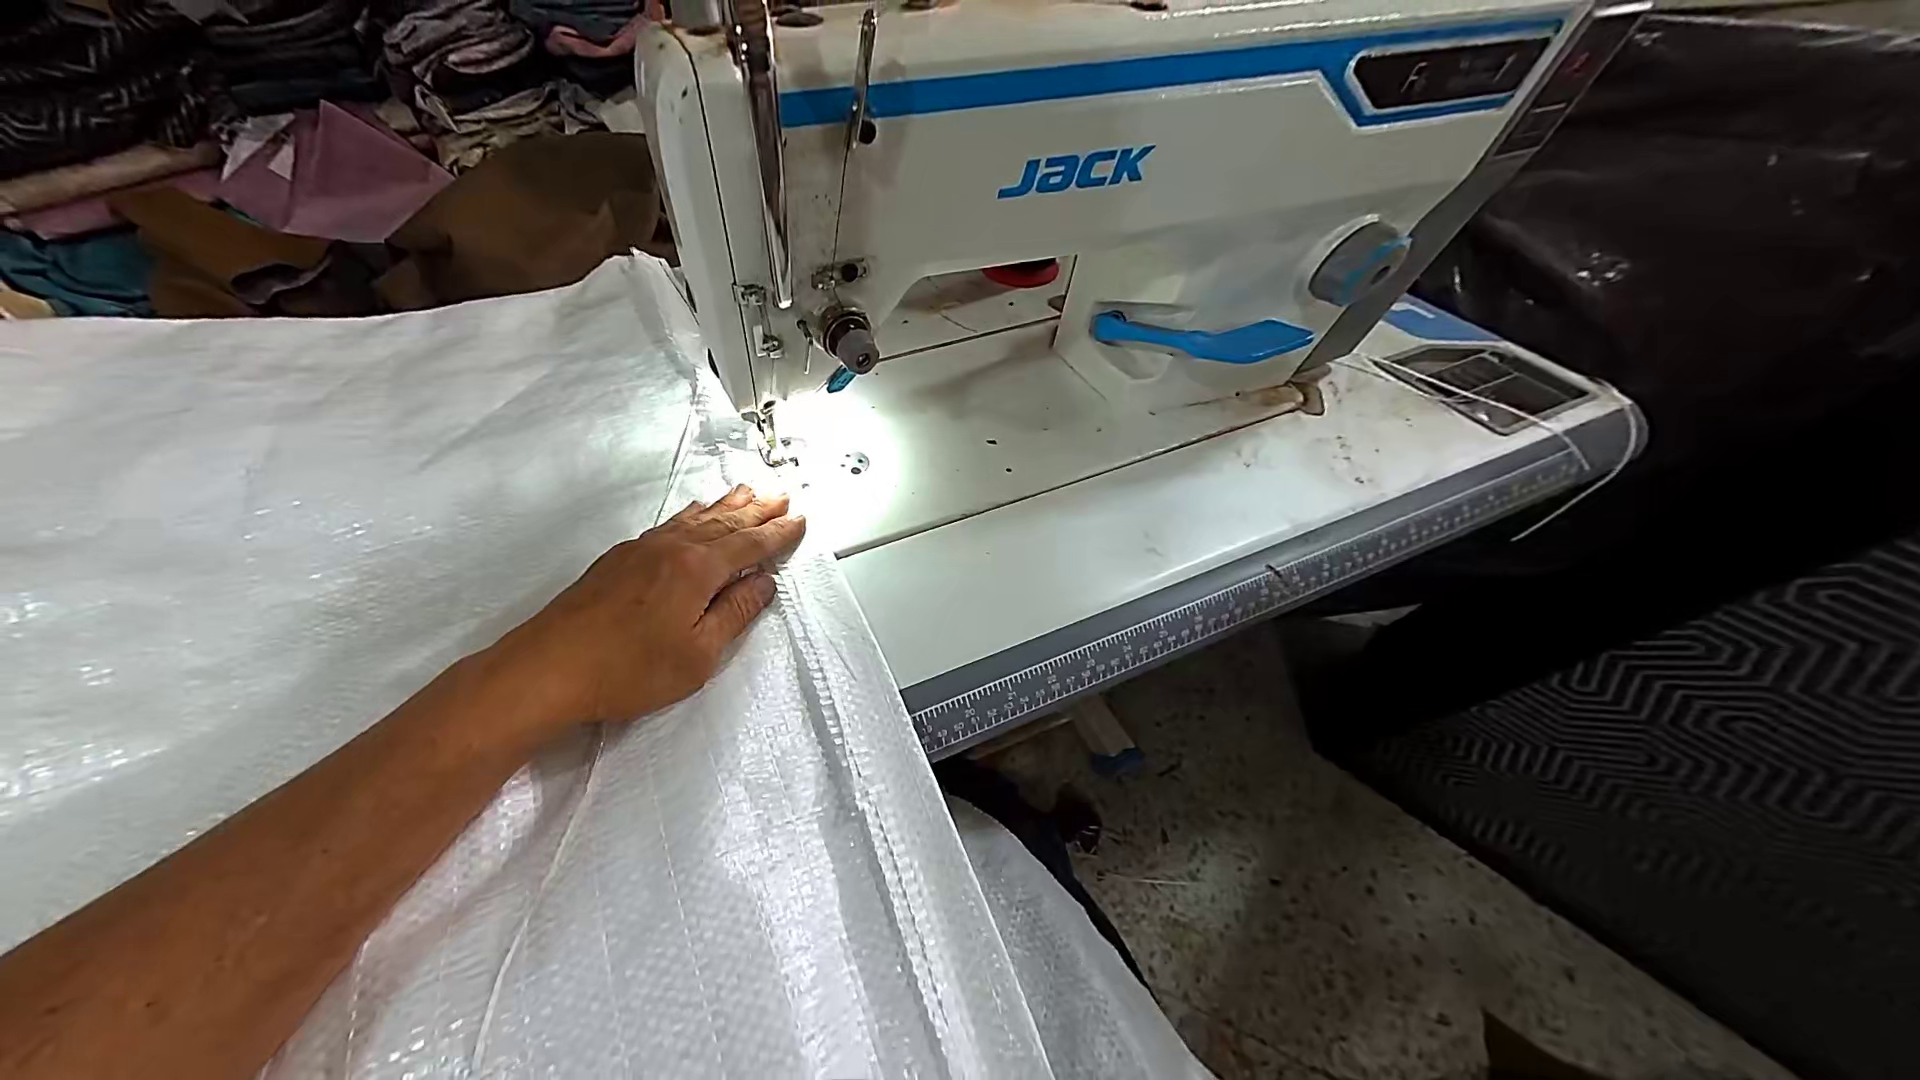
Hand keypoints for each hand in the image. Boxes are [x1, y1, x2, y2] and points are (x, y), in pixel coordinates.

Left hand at [485, 485, 805, 733]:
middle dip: (758, 510)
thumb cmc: (628, 670)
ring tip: (748, 492)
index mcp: (696, 570)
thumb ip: (735, 613)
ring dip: (727, 505)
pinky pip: (670, 523)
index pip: (749, 545)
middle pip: (726, 523)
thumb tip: (763, 583)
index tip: (799, 520)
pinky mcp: (619, 558)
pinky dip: (693, 514)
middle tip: (782, 496)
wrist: (544, 671)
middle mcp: (671, 549)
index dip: (778, 533)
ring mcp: (642, 549)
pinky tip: (695, 511)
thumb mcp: (699, 654)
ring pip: (696, 518)